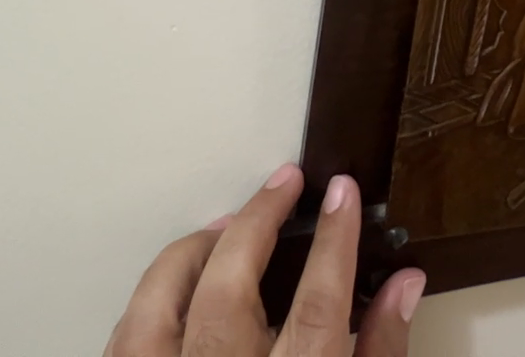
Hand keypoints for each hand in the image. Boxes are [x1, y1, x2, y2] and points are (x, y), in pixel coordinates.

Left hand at [105, 165, 425, 356]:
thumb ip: (381, 349)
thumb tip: (403, 285)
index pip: (316, 301)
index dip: (335, 236)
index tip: (343, 192)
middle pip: (227, 288)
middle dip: (257, 220)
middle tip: (283, 183)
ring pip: (155, 312)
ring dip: (192, 256)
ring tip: (225, 227)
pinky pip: (121, 344)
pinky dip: (149, 305)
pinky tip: (177, 287)